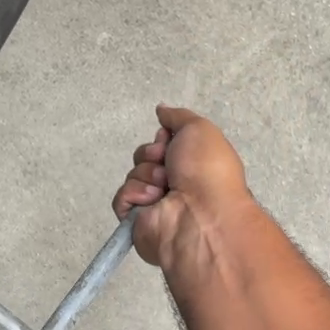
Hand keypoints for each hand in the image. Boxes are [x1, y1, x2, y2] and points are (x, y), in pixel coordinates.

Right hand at [113, 104, 257, 272]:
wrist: (200, 214)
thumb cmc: (206, 169)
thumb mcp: (199, 129)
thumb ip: (178, 117)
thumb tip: (161, 109)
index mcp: (192, 164)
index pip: (163, 143)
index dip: (162, 138)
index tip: (168, 140)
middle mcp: (175, 183)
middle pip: (145, 156)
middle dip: (152, 155)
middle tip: (166, 165)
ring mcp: (156, 204)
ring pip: (133, 175)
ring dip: (147, 175)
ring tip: (163, 187)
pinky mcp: (137, 221)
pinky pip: (122, 198)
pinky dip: (135, 194)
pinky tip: (152, 200)